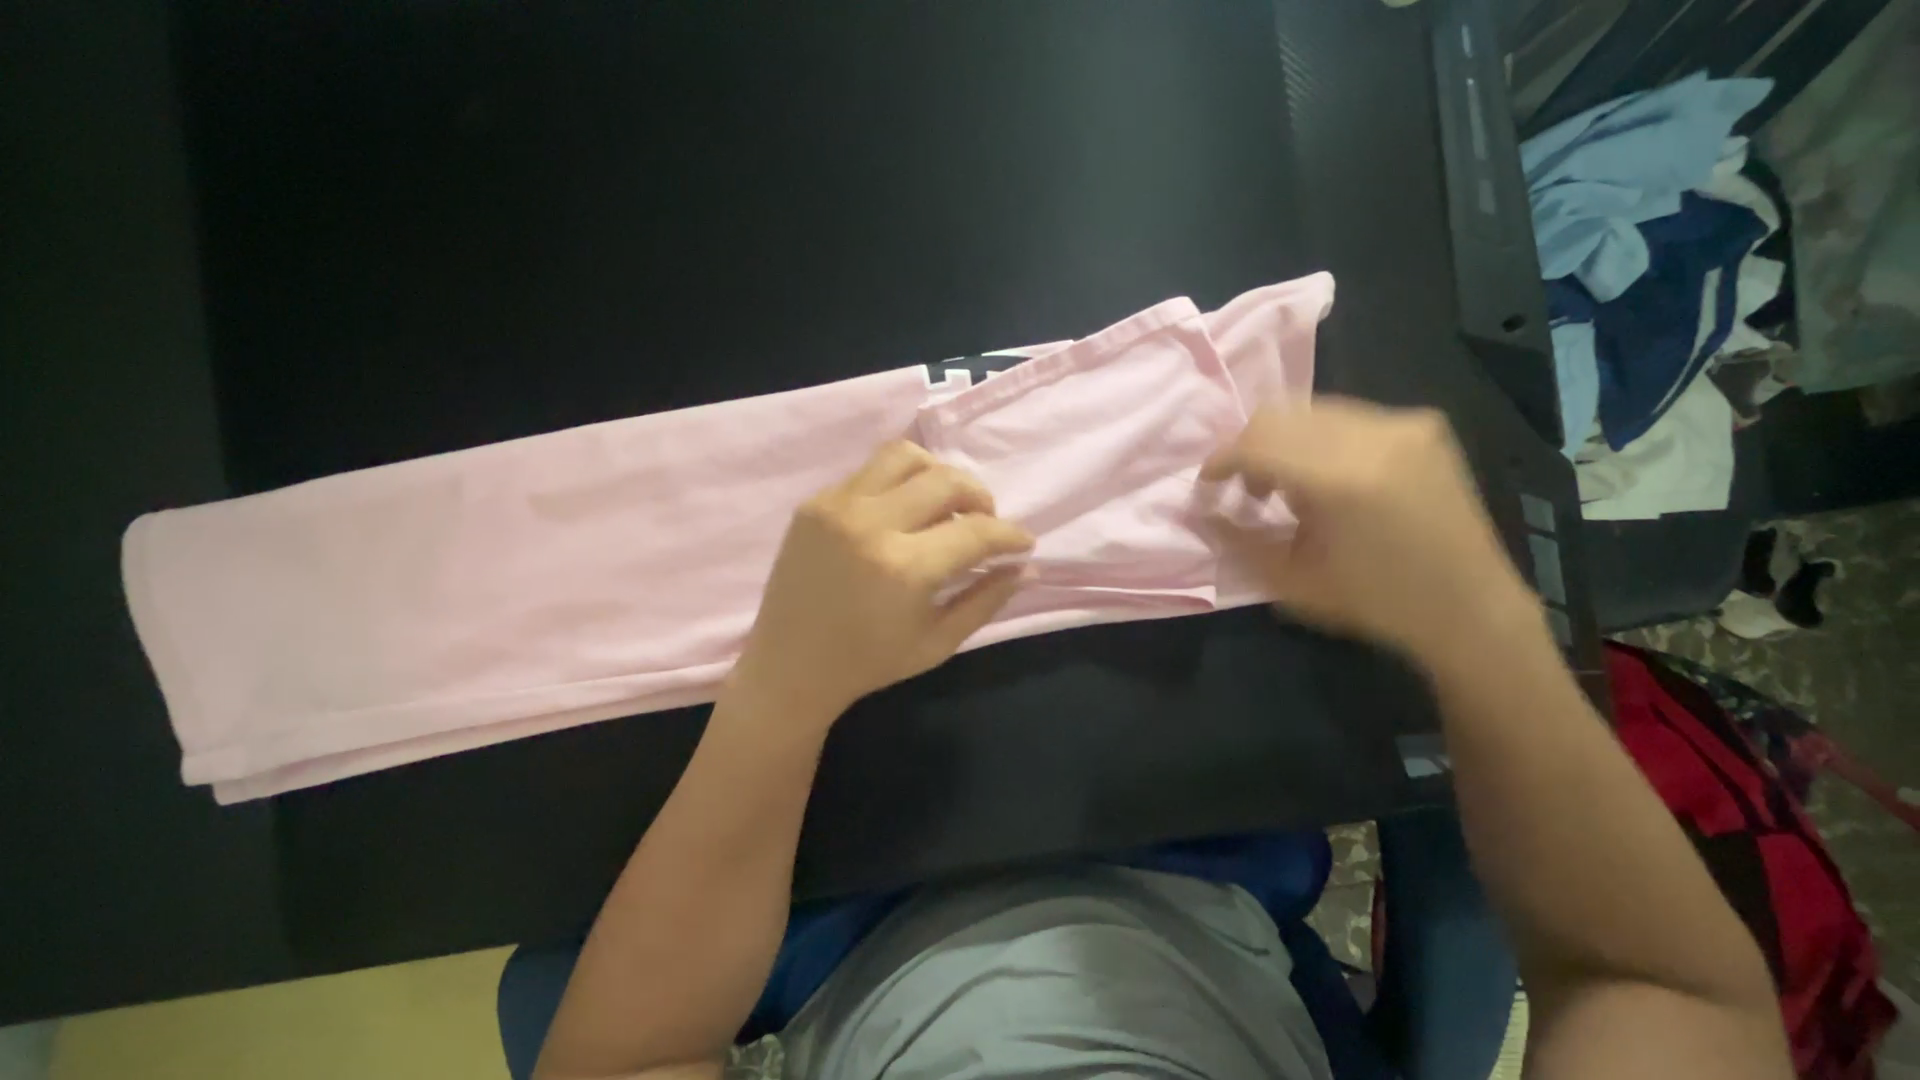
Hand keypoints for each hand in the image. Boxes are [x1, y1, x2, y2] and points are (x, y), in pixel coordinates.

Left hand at [728, 440, 1034, 726]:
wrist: (788, 667)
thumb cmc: (868, 664)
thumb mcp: (937, 643)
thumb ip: (986, 600)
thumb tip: (1027, 566)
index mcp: (904, 567)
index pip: (976, 531)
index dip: (1010, 534)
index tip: (1023, 543)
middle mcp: (871, 524)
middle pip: (946, 480)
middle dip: (980, 497)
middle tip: (984, 523)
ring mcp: (837, 507)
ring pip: (905, 455)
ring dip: (937, 474)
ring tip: (944, 504)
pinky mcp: (814, 503)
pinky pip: (869, 472)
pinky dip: (897, 484)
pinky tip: (902, 514)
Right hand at [1201, 397, 1542, 671]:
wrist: (1469, 606)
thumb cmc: (1376, 603)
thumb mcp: (1292, 582)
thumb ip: (1238, 540)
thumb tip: (1201, 509)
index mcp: (1341, 479)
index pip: (1257, 442)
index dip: (1221, 461)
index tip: (1209, 487)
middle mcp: (1374, 436)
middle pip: (1280, 415)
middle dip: (1250, 449)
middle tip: (1248, 492)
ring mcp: (1404, 425)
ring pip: (1312, 411)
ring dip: (1286, 443)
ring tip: (1291, 490)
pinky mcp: (1424, 425)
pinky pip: (1348, 417)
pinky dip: (1322, 441)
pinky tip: (1332, 482)